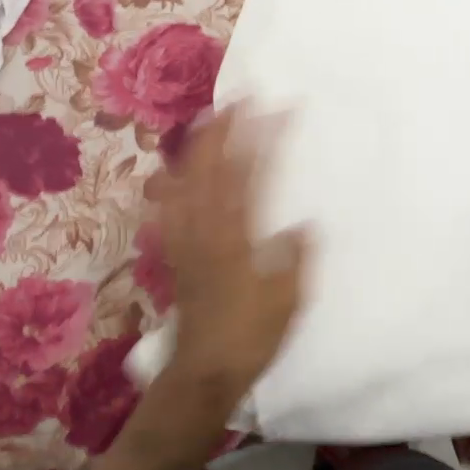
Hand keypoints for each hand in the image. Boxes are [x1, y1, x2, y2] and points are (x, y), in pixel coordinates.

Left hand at [156, 107, 309, 403]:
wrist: (204, 372)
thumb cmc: (251, 335)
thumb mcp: (288, 299)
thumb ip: (294, 257)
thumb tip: (301, 225)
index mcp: (236, 233)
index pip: (252, 172)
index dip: (265, 136)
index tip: (282, 109)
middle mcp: (206, 227)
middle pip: (211, 165)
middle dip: (226, 127)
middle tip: (242, 98)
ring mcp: (185, 238)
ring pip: (185, 179)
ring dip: (198, 145)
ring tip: (209, 118)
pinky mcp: (175, 252)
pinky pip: (169, 206)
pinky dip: (173, 181)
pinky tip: (174, 172)